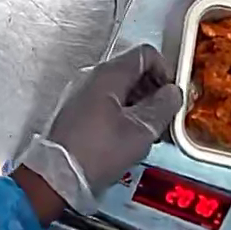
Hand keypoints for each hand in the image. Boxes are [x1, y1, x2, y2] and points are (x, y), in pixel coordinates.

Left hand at [14, 45, 182, 216]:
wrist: (57, 176)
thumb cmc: (95, 153)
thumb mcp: (140, 131)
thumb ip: (162, 107)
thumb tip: (173, 93)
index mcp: (108, 74)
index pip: (146, 54)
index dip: (165, 71)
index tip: (171, 94)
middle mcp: (92, 76)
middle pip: (133, 69)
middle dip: (153, 90)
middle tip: (163, 114)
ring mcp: (81, 91)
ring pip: (120, 86)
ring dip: (139, 103)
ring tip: (147, 130)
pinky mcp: (75, 108)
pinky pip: (105, 99)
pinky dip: (122, 111)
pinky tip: (127, 135)